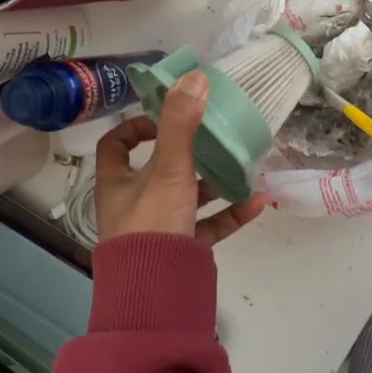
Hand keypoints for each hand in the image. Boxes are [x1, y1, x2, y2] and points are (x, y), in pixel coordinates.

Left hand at [94, 71, 264, 245]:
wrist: (157, 295)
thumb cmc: (152, 225)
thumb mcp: (168, 169)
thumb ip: (182, 125)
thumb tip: (195, 77)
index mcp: (117, 184)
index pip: (116, 145)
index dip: (138, 127)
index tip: (167, 119)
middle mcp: (133, 205)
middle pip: (158, 170)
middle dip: (190, 154)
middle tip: (216, 139)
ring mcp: (158, 230)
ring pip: (187, 198)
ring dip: (215, 183)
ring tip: (242, 168)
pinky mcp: (182, 251)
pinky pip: (208, 226)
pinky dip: (230, 213)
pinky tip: (255, 201)